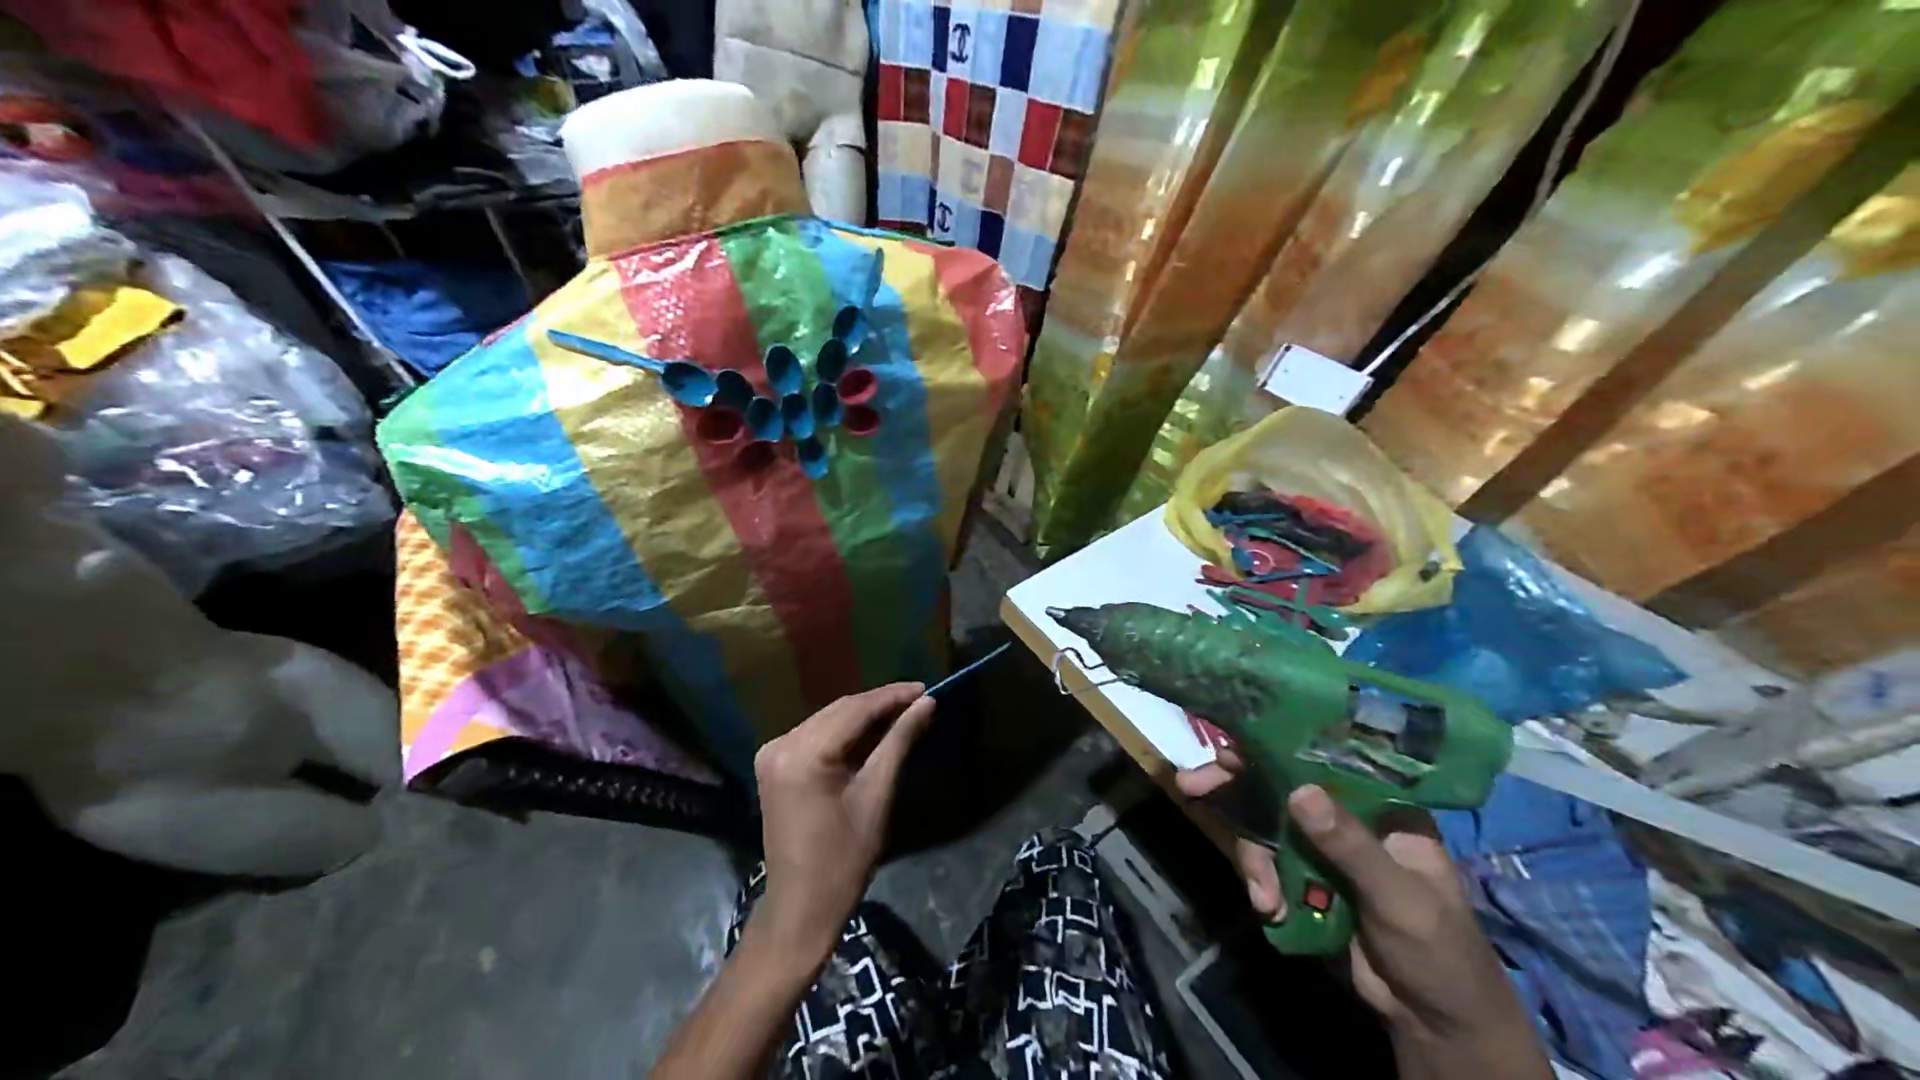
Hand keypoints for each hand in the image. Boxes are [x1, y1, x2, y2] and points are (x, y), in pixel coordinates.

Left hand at [752, 683, 935, 956]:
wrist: (802, 905)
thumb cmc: (845, 857)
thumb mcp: (877, 795)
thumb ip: (899, 742)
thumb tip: (926, 704)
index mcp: (802, 754)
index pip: (854, 710)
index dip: (892, 696)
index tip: (925, 688)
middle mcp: (780, 744)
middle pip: (838, 711)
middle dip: (879, 704)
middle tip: (919, 700)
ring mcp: (772, 754)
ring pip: (827, 720)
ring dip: (863, 717)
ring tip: (902, 714)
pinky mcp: (773, 765)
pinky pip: (815, 735)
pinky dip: (843, 732)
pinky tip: (871, 733)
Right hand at [1177, 761, 1548, 1078]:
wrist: (1437, 1026)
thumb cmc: (1440, 952)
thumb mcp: (1400, 898)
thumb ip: (1350, 846)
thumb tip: (1300, 791)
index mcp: (1382, 807)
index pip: (1321, 760)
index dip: (1271, 748)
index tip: (1226, 750)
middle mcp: (1347, 817)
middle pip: (1280, 788)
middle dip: (1235, 792)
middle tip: (1191, 788)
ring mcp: (1323, 849)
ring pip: (1268, 829)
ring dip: (1254, 860)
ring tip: (1263, 897)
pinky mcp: (1306, 880)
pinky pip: (1268, 865)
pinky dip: (1260, 884)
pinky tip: (1269, 909)